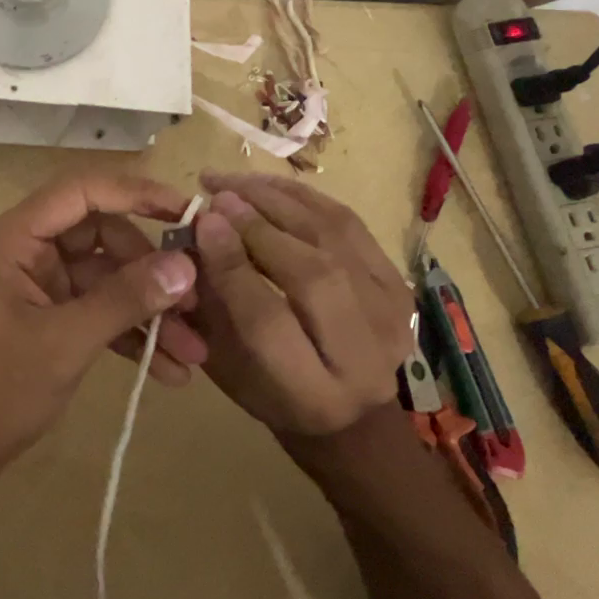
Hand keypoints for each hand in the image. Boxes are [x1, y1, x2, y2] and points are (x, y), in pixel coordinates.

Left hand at [0, 175, 202, 479]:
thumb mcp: (65, 342)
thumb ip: (124, 300)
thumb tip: (185, 266)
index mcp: (15, 239)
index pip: (81, 192)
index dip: (136, 194)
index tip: (188, 213)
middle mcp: (28, 251)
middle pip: (103, 236)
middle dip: (152, 270)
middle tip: (198, 304)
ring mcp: (39, 286)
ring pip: (107, 279)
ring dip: (150, 312)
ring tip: (195, 352)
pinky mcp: (50, 318)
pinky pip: (99, 311)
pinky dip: (131, 335)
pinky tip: (170, 371)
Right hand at [188, 172, 415, 436]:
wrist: (348, 414)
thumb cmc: (267, 390)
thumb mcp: (223, 359)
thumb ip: (209, 302)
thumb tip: (197, 231)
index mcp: (309, 394)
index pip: (267, 320)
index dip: (232, 266)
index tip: (201, 222)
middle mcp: (362, 359)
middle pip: (311, 276)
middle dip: (257, 227)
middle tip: (215, 196)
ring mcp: (391, 318)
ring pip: (334, 241)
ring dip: (278, 201)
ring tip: (233, 183)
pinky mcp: (400, 287)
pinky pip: (351, 226)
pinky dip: (306, 199)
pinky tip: (268, 185)